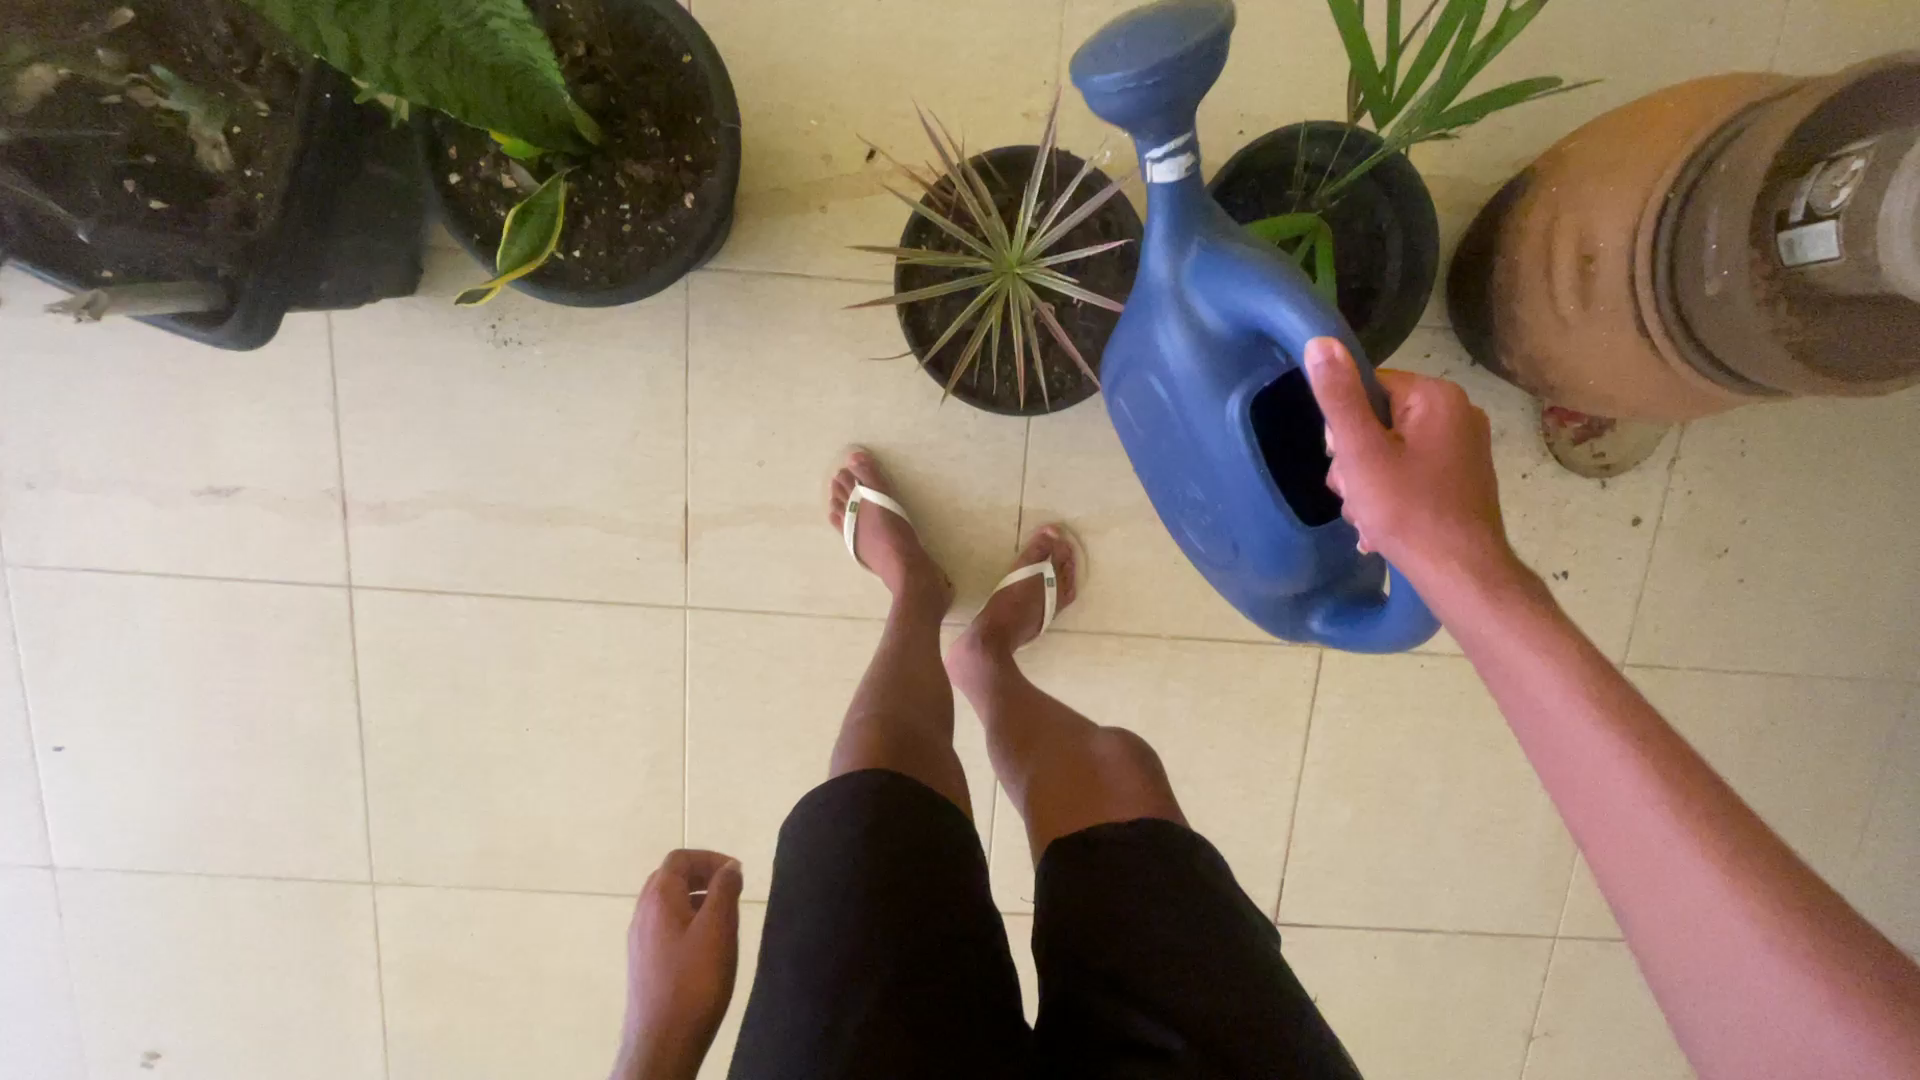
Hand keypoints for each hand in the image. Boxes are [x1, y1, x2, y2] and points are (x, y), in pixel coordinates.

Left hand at [611, 850, 743, 1079]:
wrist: (661, 1044)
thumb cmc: (694, 981)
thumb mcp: (718, 927)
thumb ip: (724, 889)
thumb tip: (729, 866)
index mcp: (658, 900)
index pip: (679, 858)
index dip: (709, 858)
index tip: (736, 872)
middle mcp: (643, 915)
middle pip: (669, 877)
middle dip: (702, 875)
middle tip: (730, 888)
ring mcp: (640, 942)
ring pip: (667, 903)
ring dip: (696, 898)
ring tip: (725, 916)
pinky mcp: (644, 965)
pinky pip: (665, 926)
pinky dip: (688, 920)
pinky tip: (708, 945)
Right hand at [1302, 337, 1519, 595]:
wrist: (1459, 571)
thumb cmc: (1406, 509)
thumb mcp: (1359, 451)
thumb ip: (1338, 397)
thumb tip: (1319, 342)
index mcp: (1435, 398)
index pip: (1367, 387)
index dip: (1343, 426)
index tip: (1344, 460)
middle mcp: (1457, 413)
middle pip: (1377, 421)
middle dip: (1354, 460)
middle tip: (1356, 493)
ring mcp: (1463, 448)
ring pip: (1389, 451)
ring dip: (1366, 483)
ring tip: (1368, 515)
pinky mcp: (1461, 478)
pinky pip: (1409, 473)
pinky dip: (1389, 496)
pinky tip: (1382, 525)